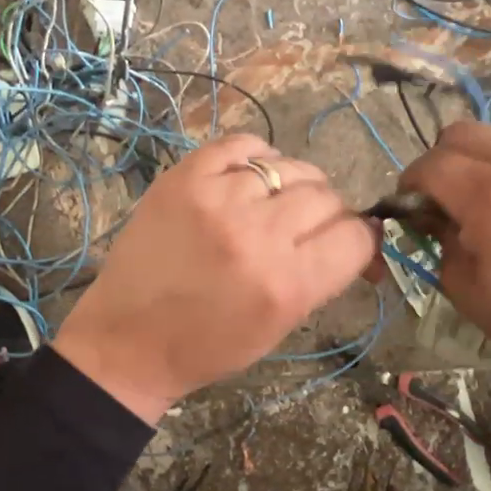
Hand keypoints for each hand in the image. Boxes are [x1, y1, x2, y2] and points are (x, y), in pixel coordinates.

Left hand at [56, 134, 379, 422]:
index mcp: (287, 284)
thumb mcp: (280, 326)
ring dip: (291, 187)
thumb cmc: (208, 346)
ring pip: (290, 167)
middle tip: (303, 230)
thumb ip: (322, 276)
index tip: (348, 244)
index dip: (361, 240)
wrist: (127, 341)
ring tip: (271, 206)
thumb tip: (363, 237)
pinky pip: (242, 144)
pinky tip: (249, 178)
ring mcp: (218, 198)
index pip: (356, 236)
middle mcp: (258, 234)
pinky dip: (255, 157)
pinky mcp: (184, 177)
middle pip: (326, 197)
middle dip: (327, 214)